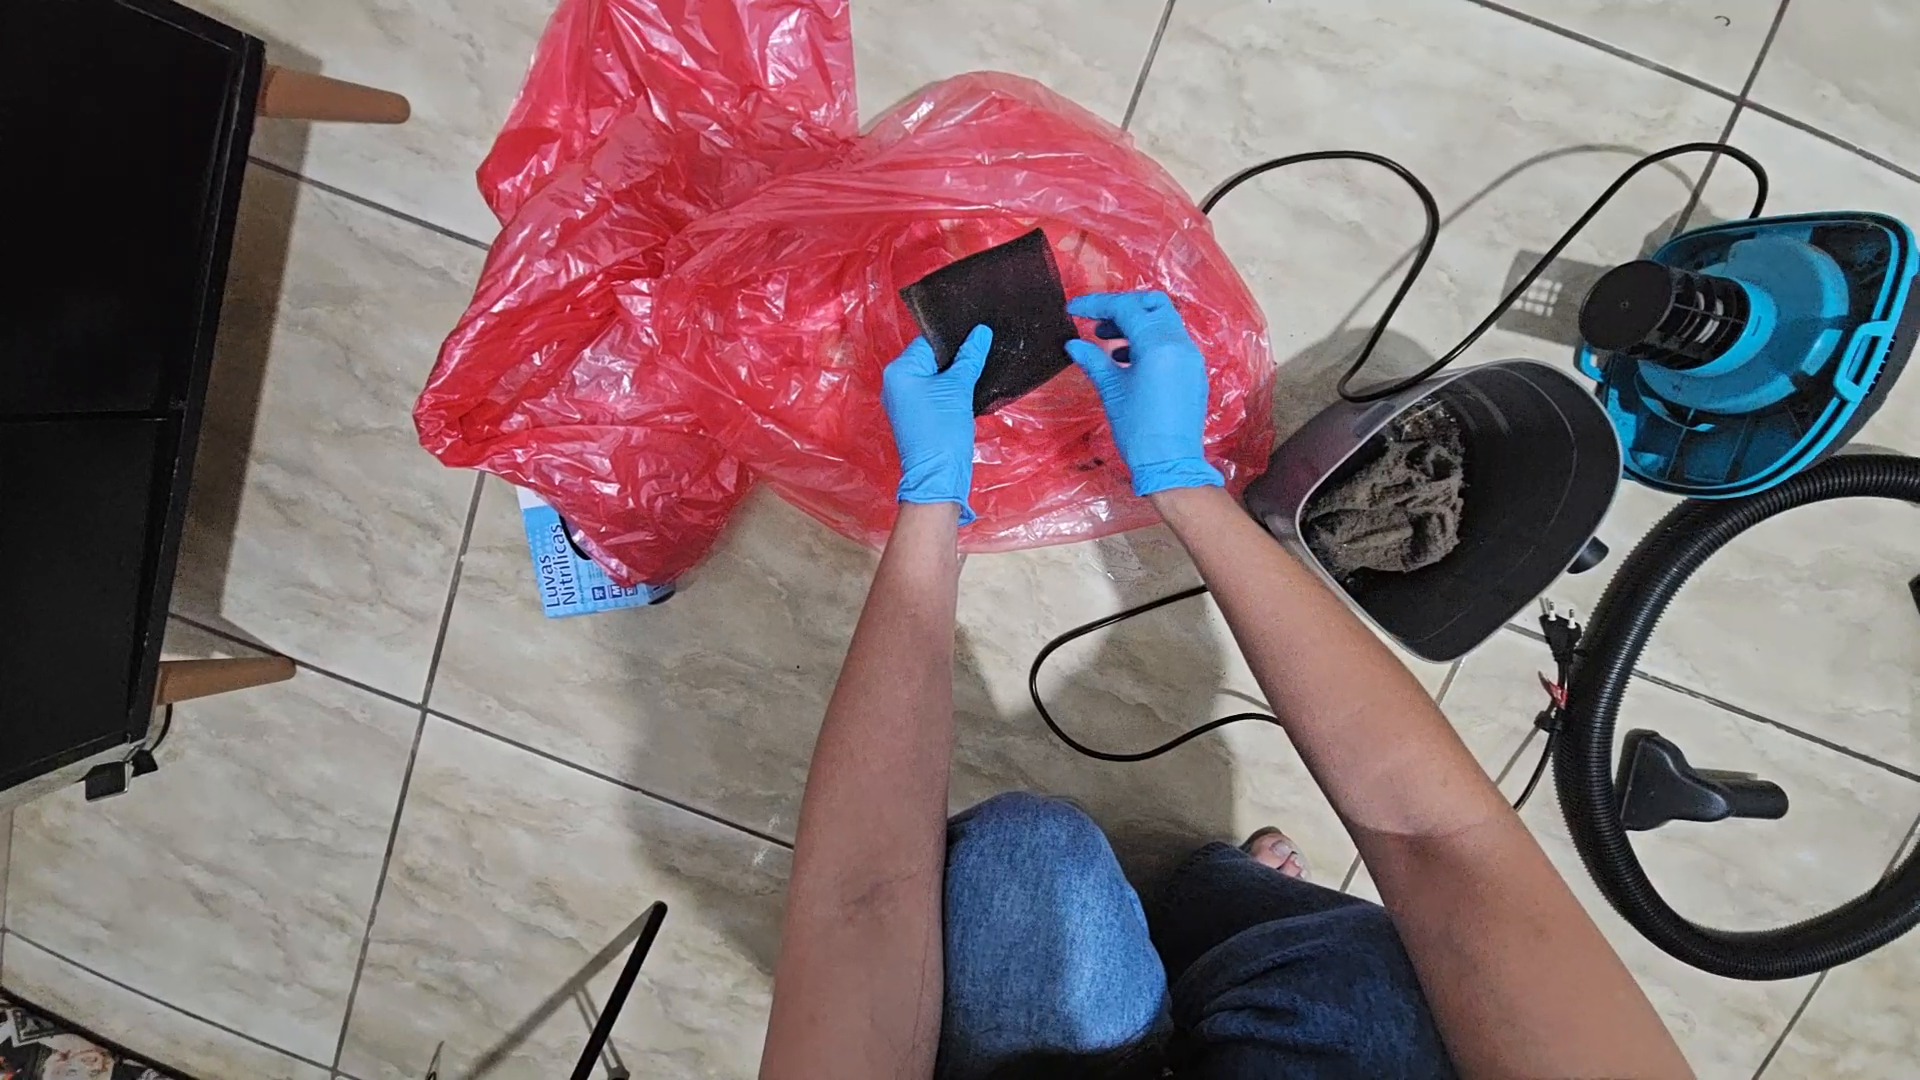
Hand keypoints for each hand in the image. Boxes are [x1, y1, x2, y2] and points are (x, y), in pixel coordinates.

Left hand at [882, 325, 991, 523]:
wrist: (939, 476)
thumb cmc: (943, 430)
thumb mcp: (958, 389)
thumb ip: (969, 358)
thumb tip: (981, 332)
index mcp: (899, 370)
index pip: (927, 342)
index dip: (953, 339)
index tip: (977, 336)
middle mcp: (895, 383)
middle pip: (930, 359)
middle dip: (954, 358)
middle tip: (982, 351)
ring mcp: (904, 402)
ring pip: (933, 378)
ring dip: (954, 376)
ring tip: (977, 370)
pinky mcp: (915, 417)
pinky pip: (933, 394)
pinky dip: (949, 392)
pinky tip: (967, 391)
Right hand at [1065, 290, 1224, 496]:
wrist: (1170, 464)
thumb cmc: (1139, 430)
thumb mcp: (1112, 391)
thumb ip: (1094, 362)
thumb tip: (1074, 345)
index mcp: (1159, 345)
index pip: (1127, 308)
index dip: (1097, 305)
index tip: (1074, 309)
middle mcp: (1180, 344)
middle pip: (1152, 305)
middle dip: (1122, 307)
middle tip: (1097, 322)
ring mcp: (1190, 357)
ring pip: (1164, 321)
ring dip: (1136, 324)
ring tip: (1107, 341)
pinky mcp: (1193, 372)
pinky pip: (1171, 342)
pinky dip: (1149, 341)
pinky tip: (1127, 359)